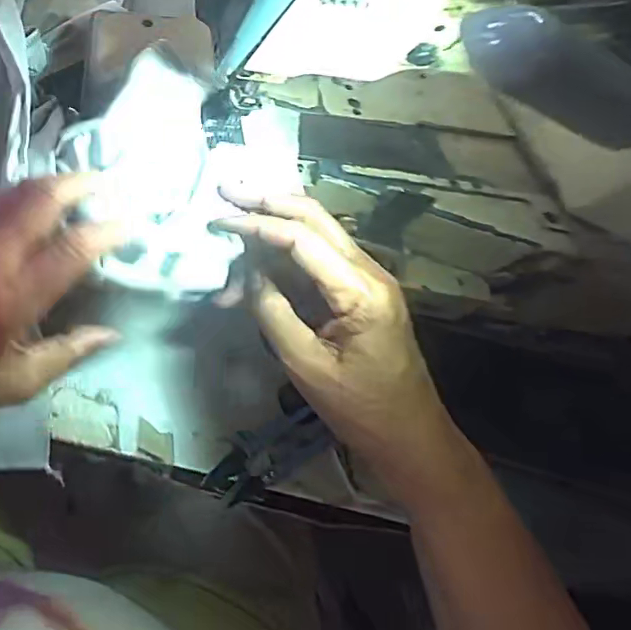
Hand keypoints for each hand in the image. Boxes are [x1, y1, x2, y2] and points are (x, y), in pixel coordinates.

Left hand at [0, 175, 123, 426]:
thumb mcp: (14, 382)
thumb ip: (67, 353)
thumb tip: (110, 334)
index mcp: (13, 298)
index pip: (70, 250)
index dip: (106, 230)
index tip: (131, 222)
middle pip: (42, 201)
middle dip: (80, 184)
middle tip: (109, 181)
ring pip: (19, 193)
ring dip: (54, 182)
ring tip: (83, 182)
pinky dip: (27, 191)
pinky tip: (41, 196)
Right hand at [214, 188, 464, 492]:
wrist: (412, 440)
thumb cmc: (360, 408)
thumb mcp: (304, 364)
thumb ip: (272, 310)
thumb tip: (249, 272)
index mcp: (361, 291)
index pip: (301, 238)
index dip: (256, 225)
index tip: (218, 222)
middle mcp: (369, 272)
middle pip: (313, 217)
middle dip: (267, 200)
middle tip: (226, 189)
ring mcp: (366, 278)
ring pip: (314, 231)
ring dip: (271, 224)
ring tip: (232, 221)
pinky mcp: (357, 290)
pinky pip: (315, 256)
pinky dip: (281, 252)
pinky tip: (252, 259)